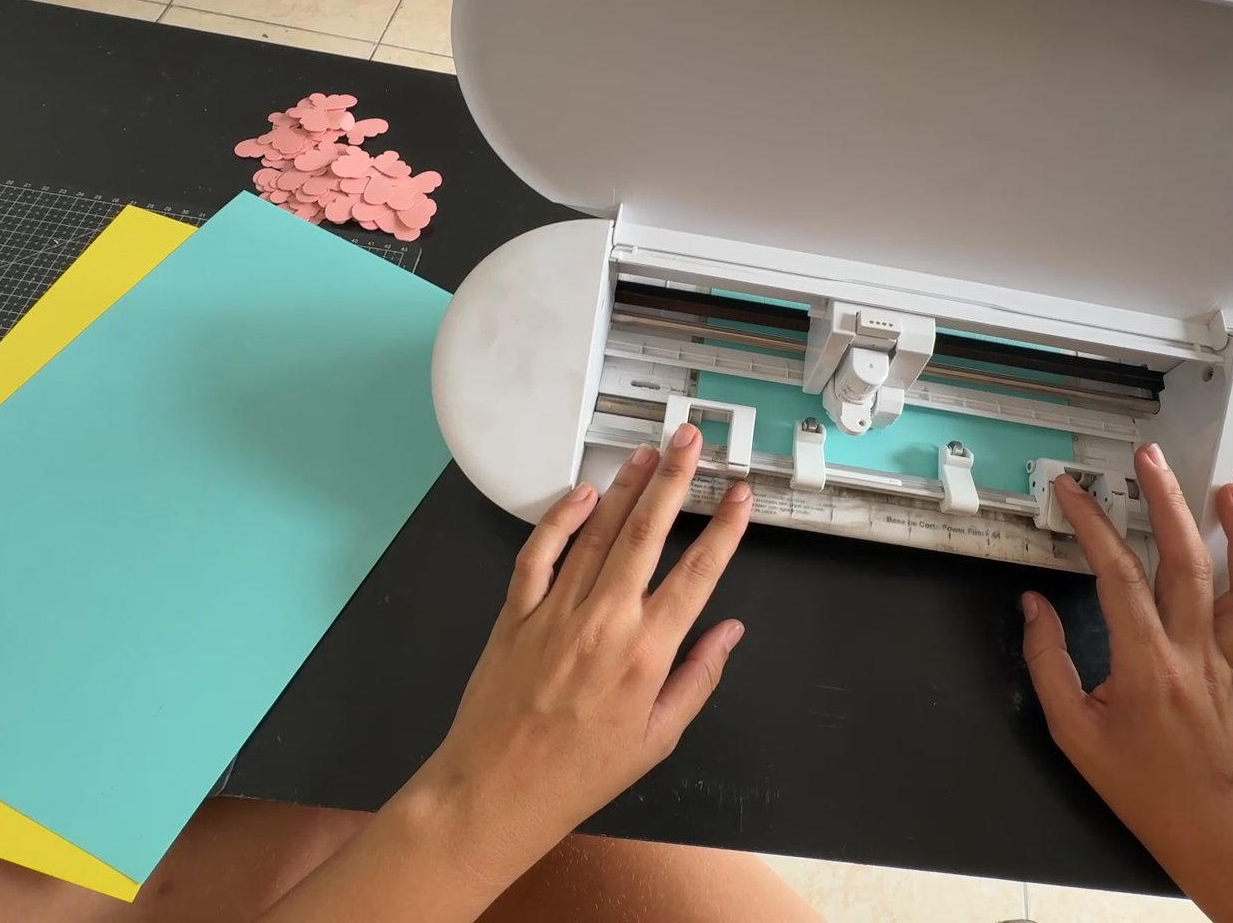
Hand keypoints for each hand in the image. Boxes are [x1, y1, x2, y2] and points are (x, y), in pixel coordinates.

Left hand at [410, 423, 751, 886]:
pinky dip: (560, 518)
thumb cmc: (579, 773)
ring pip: (597, 532)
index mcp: (645, 654)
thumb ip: (700, 677)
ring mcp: (556, 611)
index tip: (739, 496)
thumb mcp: (657, 738)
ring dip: (625, 487)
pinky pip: (540, 552)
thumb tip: (730, 631)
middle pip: (646, 533)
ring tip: (647, 453)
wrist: (494, 792)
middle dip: (673, 480)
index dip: (725, 529)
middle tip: (689, 441)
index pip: (698, 574)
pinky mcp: (516, 611)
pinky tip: (582, 493)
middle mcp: (603, 621)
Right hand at [1023, 443, 1232, 922]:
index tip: (1072, 491)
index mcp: (1146, 665)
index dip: (1093, 526)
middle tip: (1153, 461)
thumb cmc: (1137, 782)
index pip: (1118, 578)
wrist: (1212, 830)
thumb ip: (1047, 660)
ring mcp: (1229, 662)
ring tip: (1228, 491)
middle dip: (1169, 503)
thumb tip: (1034, 606)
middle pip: (1188, 565)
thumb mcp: (1070, 728)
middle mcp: (1195, 654)